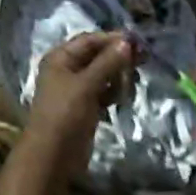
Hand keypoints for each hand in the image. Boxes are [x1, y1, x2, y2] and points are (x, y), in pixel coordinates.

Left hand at [26, 32, 133, 181]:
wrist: (53, 155)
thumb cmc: (65, 113)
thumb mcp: (86, 85)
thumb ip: (107, 63)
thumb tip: (126, 42)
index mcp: (60, 57)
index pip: (89, 40)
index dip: (112, 39)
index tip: (137, 42)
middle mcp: (67, 69)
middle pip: (97, 56)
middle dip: (118, 58)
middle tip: (143, 60)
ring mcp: (75, 88)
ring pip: (102, 75)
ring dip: (117, 76)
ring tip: (132, 83)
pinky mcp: (84, 106)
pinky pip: (102, 92)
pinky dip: (113, 92)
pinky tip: (124, 97)